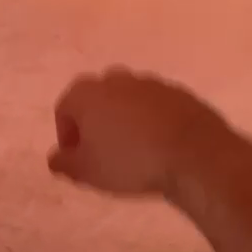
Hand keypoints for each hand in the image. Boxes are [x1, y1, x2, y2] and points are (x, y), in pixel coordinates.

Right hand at [48, 69, 237, 197]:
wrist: (196, 156)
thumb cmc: (130, 161)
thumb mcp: (86, 172)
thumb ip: (63, 163)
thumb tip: (55, 158)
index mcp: (85, 92)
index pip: (64, 112)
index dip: (67, 138)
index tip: (78, 159)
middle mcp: (115, 79)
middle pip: (96, 102)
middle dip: (96, 124)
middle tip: (104, 153)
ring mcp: (150, 83)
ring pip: (127, 102)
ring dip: (125, 122)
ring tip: (135, 152)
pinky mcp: (180, 93)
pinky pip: (156, 108)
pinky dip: (153, 122)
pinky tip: (160, 147)